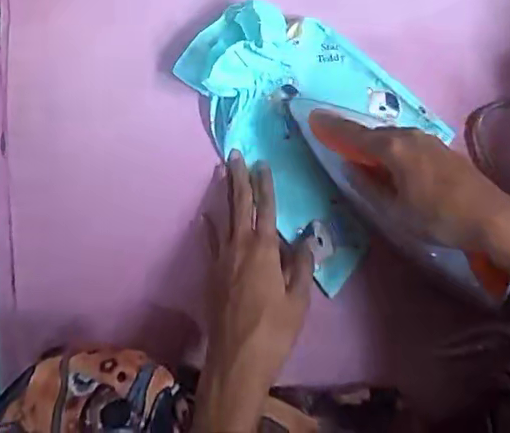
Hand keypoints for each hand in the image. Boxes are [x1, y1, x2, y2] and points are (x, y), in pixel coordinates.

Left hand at [195, 152, 311, 431]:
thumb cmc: (274, 330)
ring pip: (223, 215)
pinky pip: (209, 240)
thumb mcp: (298, 301)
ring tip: (219, 170)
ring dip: (223, 192)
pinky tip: (204, 215)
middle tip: (235, 153)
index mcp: (264, 248)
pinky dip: (207, 225)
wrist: (236, 355)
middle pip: (239, 203)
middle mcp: (240, 244)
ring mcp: (222, 255)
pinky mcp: (211, 269)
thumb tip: (305, 238)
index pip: (265, 207)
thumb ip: (300, 266)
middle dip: (239, 176)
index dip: (264, 184)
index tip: (261, 162)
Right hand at [310, 112, 509, 251]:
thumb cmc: (440, 217)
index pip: (352, 134)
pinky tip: (395, 164)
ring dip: (375, 144)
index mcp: (391, 147)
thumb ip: (368, 187)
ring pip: (391, 138)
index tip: (312, 117)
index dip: (330, 127)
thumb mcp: (396, 211)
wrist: (496, 219)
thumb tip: (350, 168)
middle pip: (372, 133)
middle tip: (335, 139)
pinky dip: (393, 149)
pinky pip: (407, 143)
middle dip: (352, 136)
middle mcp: (407, 135)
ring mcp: (427, 140)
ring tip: (364, 156)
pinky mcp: (442, 150)